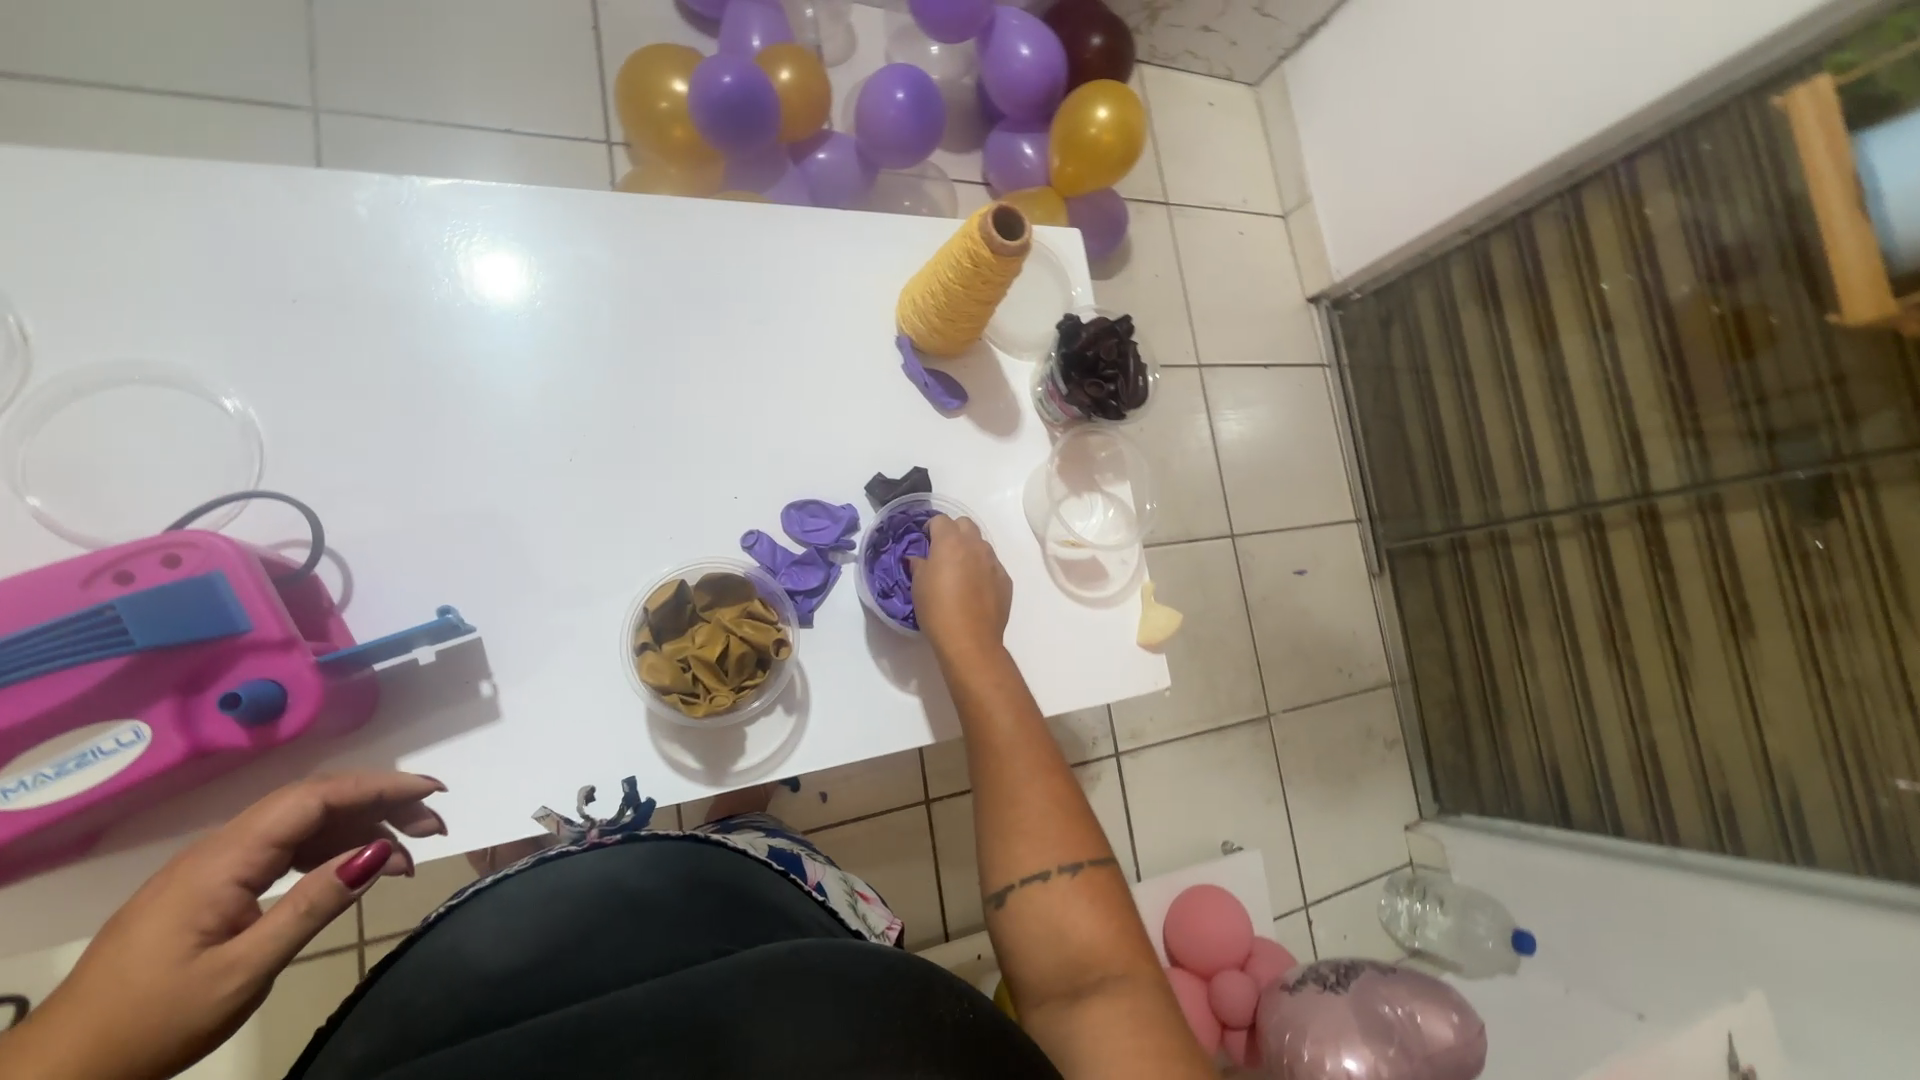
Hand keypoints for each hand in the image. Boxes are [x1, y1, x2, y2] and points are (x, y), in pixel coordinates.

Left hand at [0, 772, 445, 1079]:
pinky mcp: (215, 887)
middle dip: (381, 803)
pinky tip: (358, 872)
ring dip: (361, 828)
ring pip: (303, 824)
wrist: (66, 1067)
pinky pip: (286, 849)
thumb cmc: (155, 1021)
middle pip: (314, 803)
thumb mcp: (243, 970)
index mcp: (223, 861)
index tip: (433, 792)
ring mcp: (215, 867)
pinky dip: (332, 851)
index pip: (314, 798)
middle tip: (435, 827)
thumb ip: (313, 905)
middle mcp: (220, 849)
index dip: (379, 786)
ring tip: (408, 857)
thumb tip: (377, 851)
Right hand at [911, 514, 1012, 657]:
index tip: (925, 540)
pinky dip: (982, 569)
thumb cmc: (937, 609)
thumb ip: (919, 565)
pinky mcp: (1005, 580)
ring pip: (981, 544)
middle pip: (965, 524)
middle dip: (953, 531)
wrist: (970, 639)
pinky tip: (975, 588)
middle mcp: (975, 546)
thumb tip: (919, 559)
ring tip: (959, 571)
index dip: (930, 527)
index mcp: (951, 542)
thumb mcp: (918, 585)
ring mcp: (993, 562)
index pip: (940, 520)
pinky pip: (992, 565)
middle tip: (942, 551)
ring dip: (970, 549)